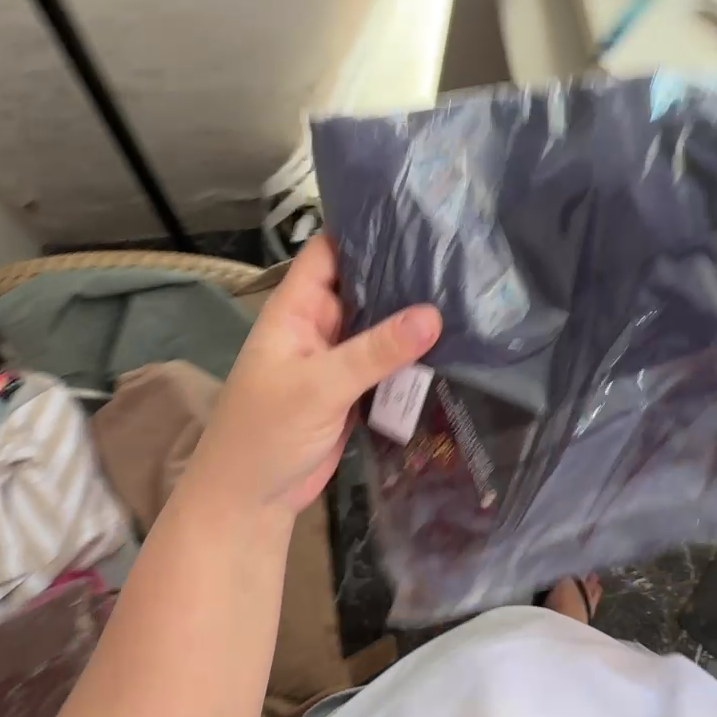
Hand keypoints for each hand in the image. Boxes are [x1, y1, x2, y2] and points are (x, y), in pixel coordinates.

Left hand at [189, 235, 440, 516]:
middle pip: (363, 285)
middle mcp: (319, 325)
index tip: (413, 214)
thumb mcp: (320, 386)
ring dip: (411, 317)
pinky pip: (387, 362)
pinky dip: (412, 356)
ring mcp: (338, 358)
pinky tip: (452, 341)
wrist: (251, 502)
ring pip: (380, 325)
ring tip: (465, 292)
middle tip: (457, 254)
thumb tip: (434, 313)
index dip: (363, 229)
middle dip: (401, 273)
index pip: (329, 251)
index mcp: (296, 309)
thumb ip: (376, 351)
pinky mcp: (355, 388)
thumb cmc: (265, 433)